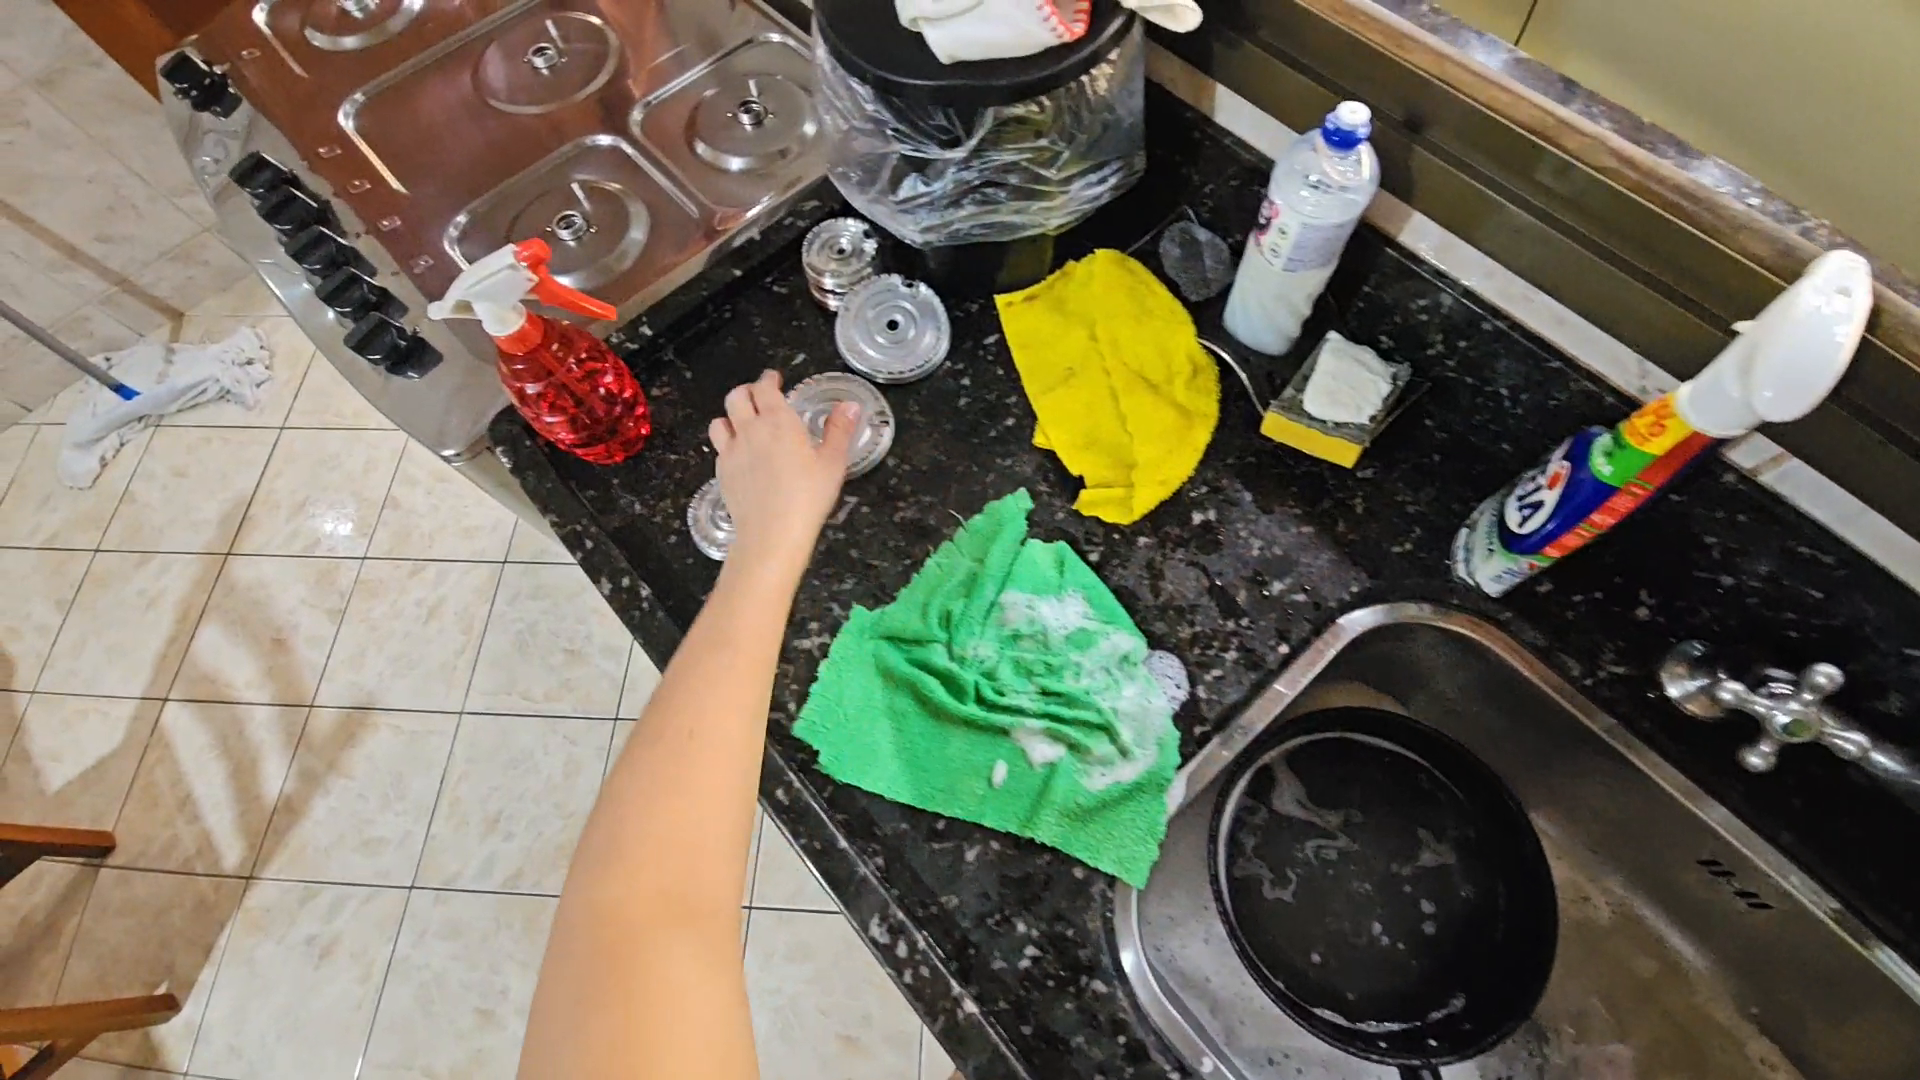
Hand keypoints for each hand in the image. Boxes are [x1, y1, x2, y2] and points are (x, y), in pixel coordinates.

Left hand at [708, 370, 859, 576]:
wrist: (771, 533)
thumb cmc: (808, 497)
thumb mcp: (833, 463)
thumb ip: (840, 430)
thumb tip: (850, 405)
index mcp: (779, 422)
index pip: (765, 388)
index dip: (768, 379)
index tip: (774, 379)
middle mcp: (750, 430)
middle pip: (736, 397)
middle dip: (747, 391)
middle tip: (758, 395)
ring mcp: (731, 451)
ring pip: (720, 420)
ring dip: (731, 416)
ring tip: (743, 422)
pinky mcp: (721, 472)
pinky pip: (719, 447)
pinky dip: (727, 442)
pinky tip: (740, 454)